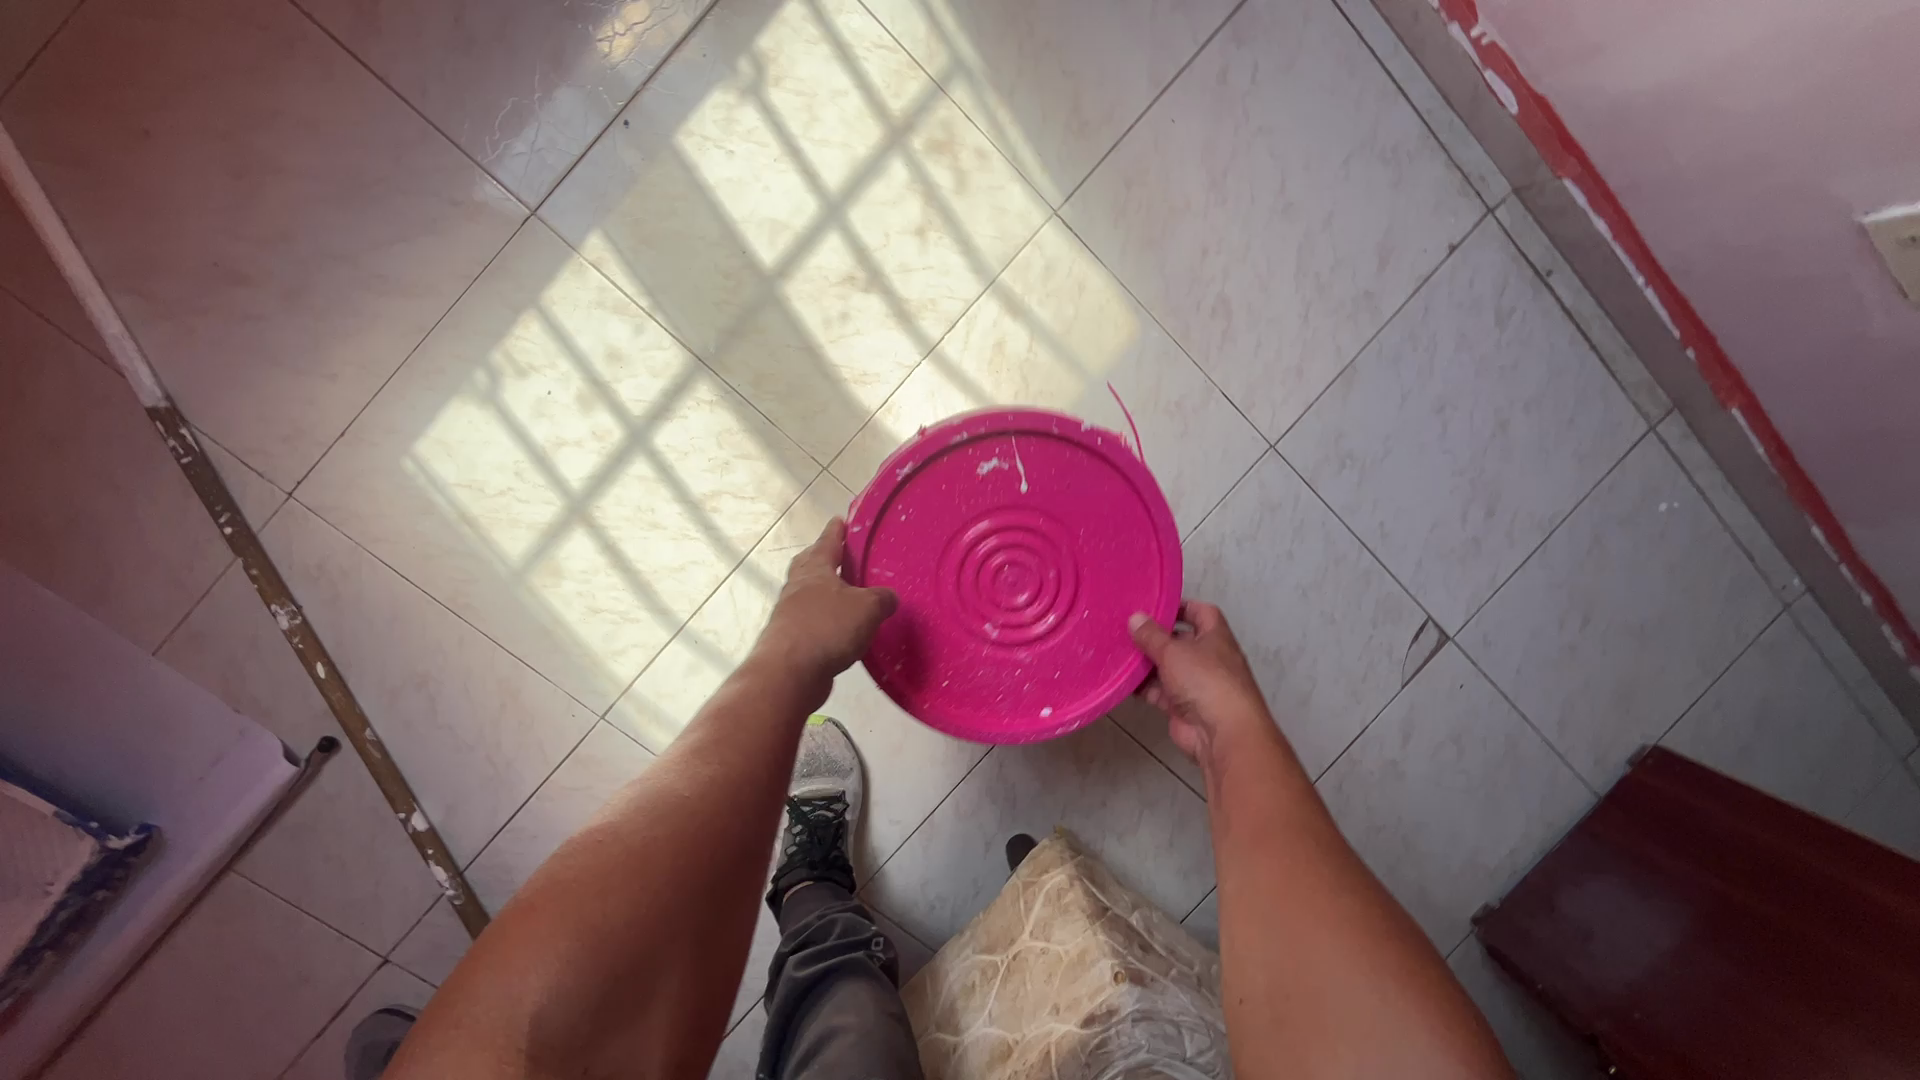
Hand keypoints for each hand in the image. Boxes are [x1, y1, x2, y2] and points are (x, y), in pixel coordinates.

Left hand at [751, 518, 898, 692]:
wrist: (789, 673)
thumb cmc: (828, 628)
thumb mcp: (868, 608)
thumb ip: (882, 599)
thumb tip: (889, 598)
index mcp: (815, 570)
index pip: (827, 542)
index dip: (835, 531)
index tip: (839, 520)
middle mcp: (798, 587)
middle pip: (808, 565)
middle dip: (821, 558)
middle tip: (838, 557)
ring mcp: (790, 614)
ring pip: (808, 594)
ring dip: (824, 593)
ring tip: (845, 597)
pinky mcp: (790, 640)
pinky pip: (811, 622)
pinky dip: (824, 620)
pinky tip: (839, 631)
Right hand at [1129, 602, 1275, 768]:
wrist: (1221, 732)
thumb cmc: (1205, 680)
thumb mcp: (1174, 651)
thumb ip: (1151, 635)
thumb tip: (1135, 617)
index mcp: (1216, 637)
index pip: (1201, 612)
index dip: (1180, 606)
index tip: (1153, 606)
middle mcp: (1208, 658)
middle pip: (1179, 641)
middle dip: (1155, 636)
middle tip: (1126, 629)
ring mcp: (1195, 684)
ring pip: (1166, 667)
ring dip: (1145, 662)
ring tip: (1118, 652)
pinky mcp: (1182, 707)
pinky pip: (1159, 691)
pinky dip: (1143, 687)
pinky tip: (1121, 680)